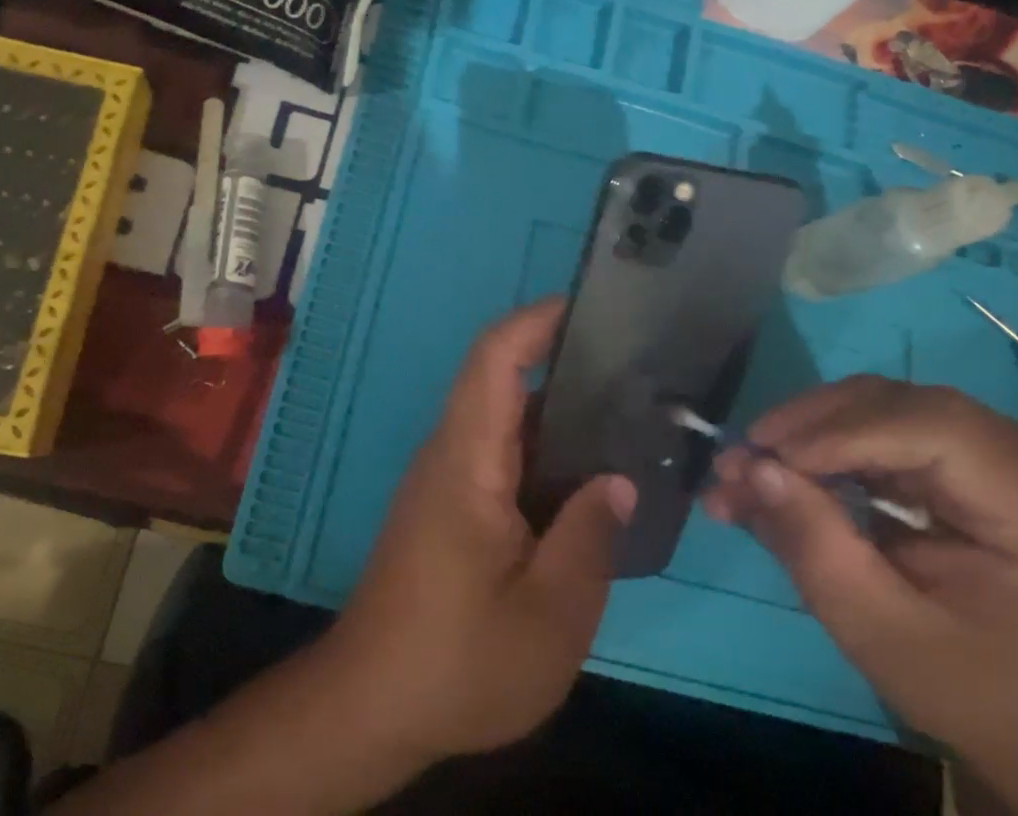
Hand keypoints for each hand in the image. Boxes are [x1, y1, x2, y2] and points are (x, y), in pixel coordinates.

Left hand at [314, 298, 637, 762]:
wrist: (370, 709)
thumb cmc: (459, 662)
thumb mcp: (550, 612)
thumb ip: (590, 536)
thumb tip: (616, 480)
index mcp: (466, 463)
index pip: (494, 359)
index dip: (539, 320)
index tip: (598, 308)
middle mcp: (449, 459)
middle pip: (503, 385)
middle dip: (569, 368)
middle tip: (647, 375)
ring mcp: (443, 487)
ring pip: (505, 427)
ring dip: (562, 419)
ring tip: (637, 424)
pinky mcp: (446, 517)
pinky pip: (499, 464)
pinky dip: (546, 461)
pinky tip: (593, 488)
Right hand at [703, 375, 1017, 766]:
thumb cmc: (966, 687)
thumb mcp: (880, 632)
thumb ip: (817, 546)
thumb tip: (752, 467)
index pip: (938, 429)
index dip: (841, 433)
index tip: (760, 461)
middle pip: (906, 405)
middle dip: (810, 427)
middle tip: (733, 463)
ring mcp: (1010, 454)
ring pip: (886, 406)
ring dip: (806, 433)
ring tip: (742, 472)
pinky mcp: (975, 459)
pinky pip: (886, 429)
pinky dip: (824, 448)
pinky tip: (777, 473)